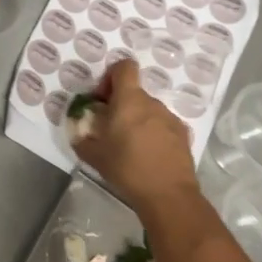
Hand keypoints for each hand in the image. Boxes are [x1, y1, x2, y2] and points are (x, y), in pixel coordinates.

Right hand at [74, 59, 198, 211]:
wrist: (168, 194)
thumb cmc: (127, 169)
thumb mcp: (94, 156)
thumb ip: (82, 139)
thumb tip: (78, 132)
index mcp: (129, 100)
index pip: (124, 67)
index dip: (111, 76)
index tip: (102, 100)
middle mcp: (152, 103)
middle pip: (134, 92)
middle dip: (120, 106)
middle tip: (110, 131)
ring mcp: (170, 118)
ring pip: (148, 110)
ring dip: (137, 121)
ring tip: (130, 147)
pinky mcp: (183, 134)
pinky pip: (162, 125)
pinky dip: (153, 133)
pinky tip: (148, 156)